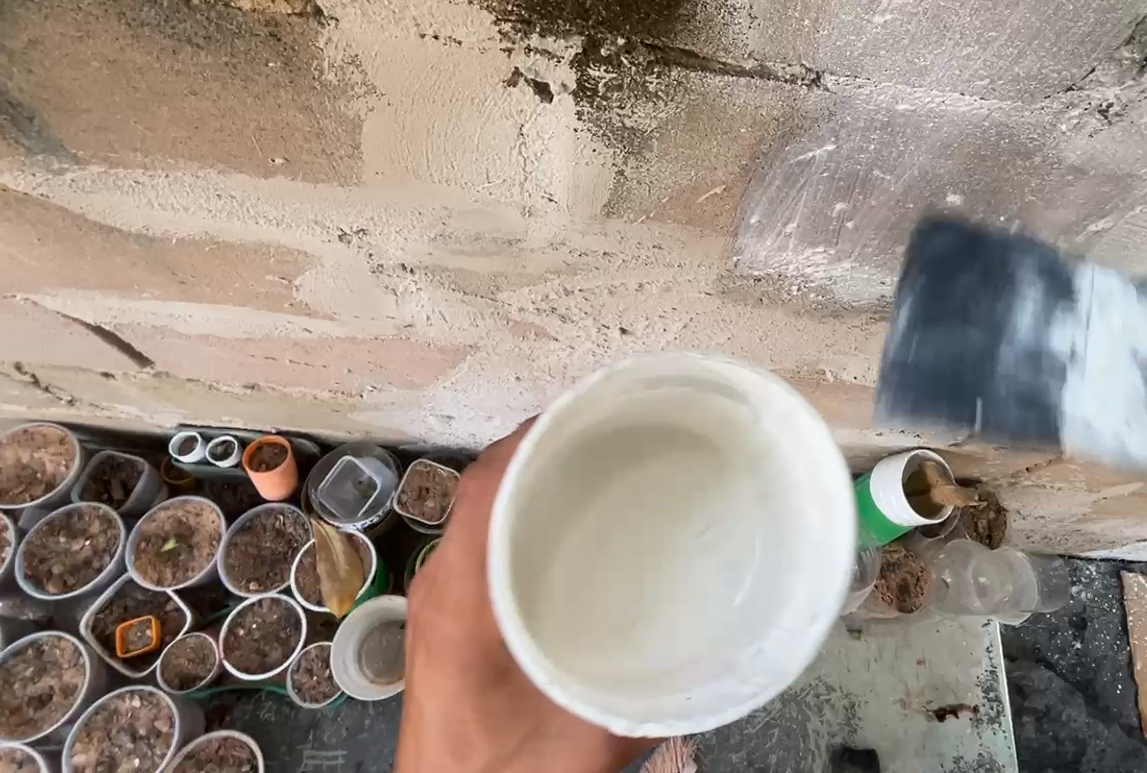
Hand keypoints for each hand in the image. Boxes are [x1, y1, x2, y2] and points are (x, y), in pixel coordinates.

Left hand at [397, 422, 657, 772]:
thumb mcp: (589, 734)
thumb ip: (647, 678)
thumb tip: (706, 624)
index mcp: (464, 595)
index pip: (488, 482)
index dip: (536, 435)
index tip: (594, 412)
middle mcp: (442, 583)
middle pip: (486, 485)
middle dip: (546, 448)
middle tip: (614, 435)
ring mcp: (440, 600)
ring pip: (482, 510)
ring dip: (532, 479)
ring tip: (598, 468)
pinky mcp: (449, 618)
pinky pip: (482, 540)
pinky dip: (521, 515)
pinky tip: (567, 529)